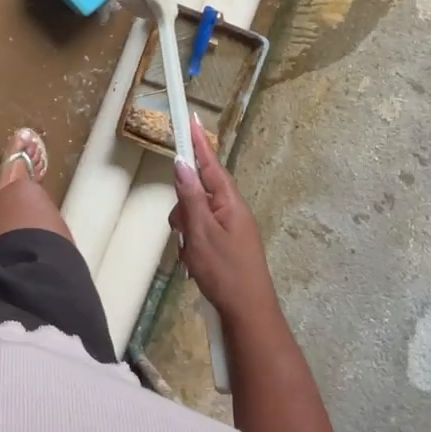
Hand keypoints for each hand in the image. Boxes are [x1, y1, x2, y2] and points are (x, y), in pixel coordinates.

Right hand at [170, 115, 276, 323]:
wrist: (248, 313)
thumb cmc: (225, 271)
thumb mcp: (201, 231)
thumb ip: (190, 197)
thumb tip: (182, 163)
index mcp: (229, 202)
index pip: (209, 164)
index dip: (198, 142)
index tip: (190, 118)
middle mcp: (232, 210)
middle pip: (198, 190)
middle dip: (183, 206)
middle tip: (182, 230)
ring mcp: (230, 228)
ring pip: (196, 212)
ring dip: (186, 228)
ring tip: (190, 252)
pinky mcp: (226, 244)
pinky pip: (201, 231)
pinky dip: (192, 243)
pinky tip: (194, 262)